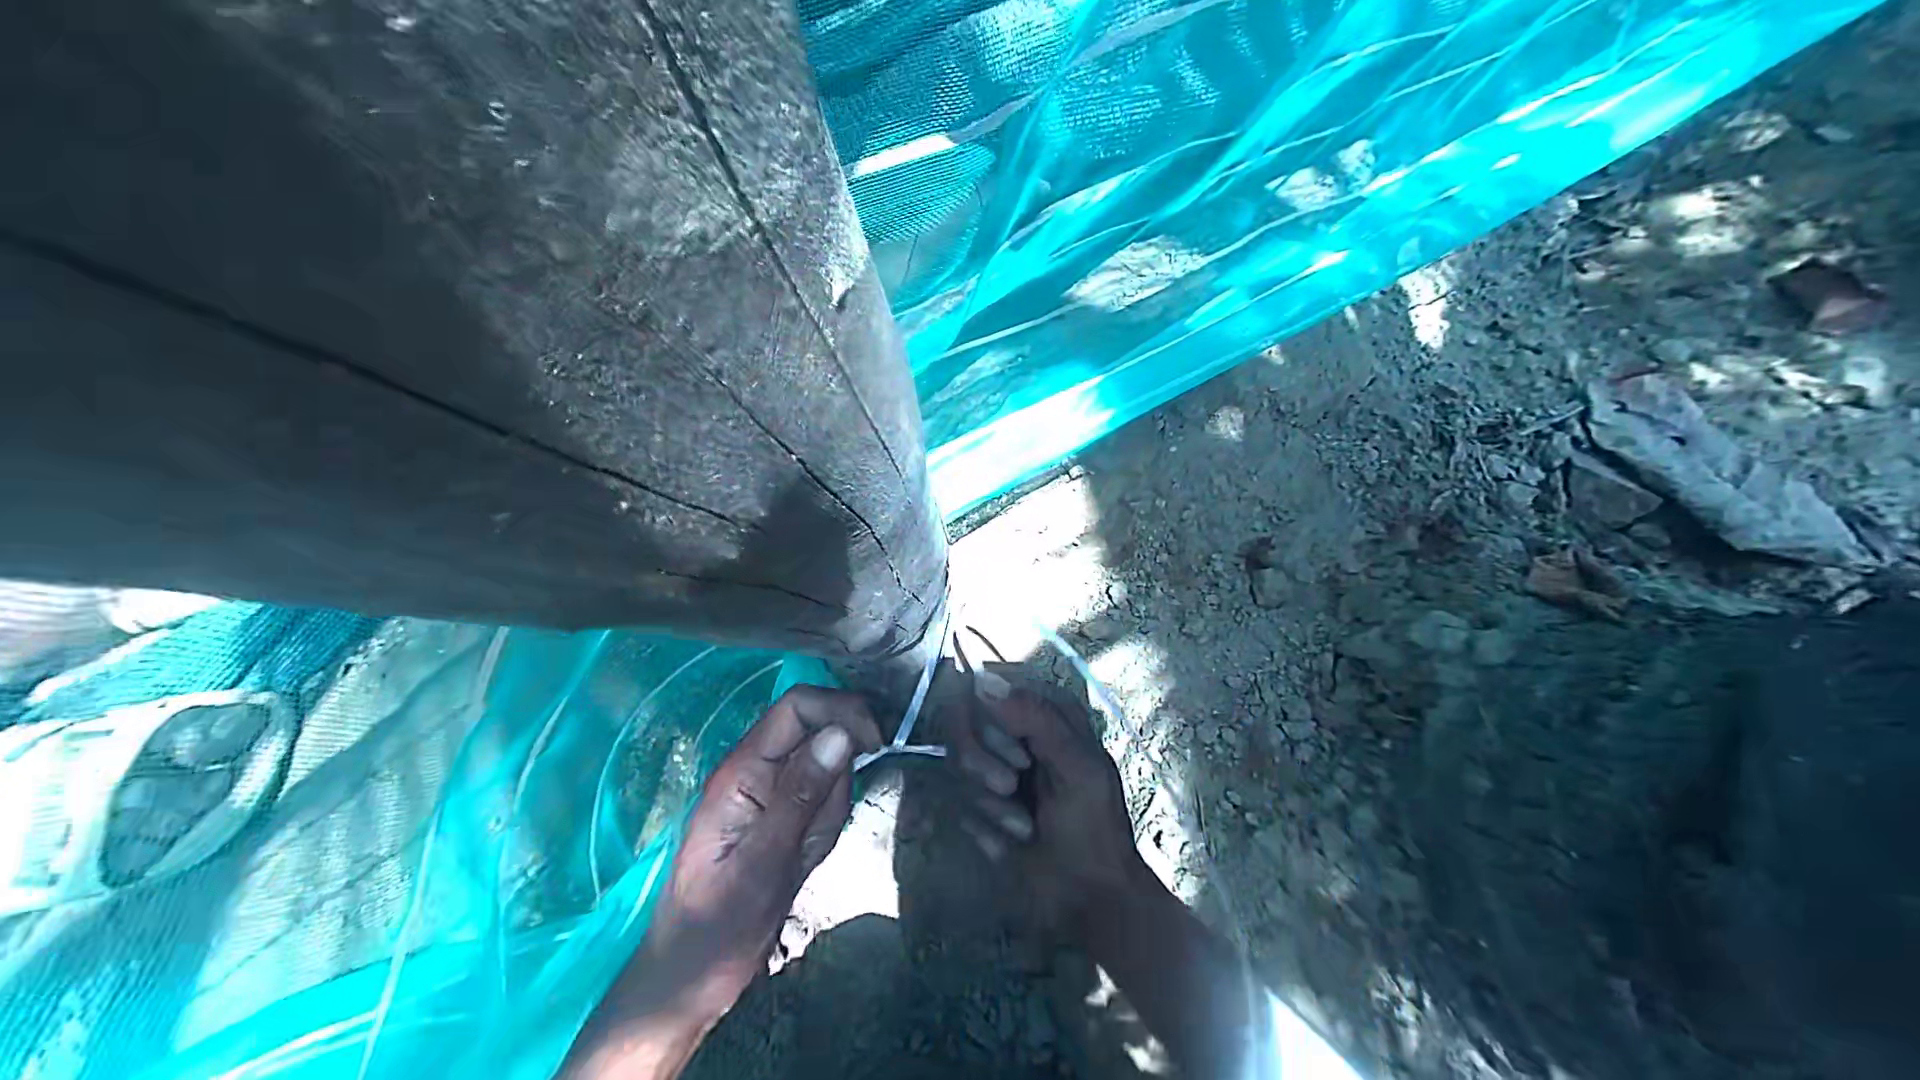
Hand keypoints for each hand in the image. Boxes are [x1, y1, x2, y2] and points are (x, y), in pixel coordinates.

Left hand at [647, 685, 881, 1010]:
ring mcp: (769, 793)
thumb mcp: (762, 864)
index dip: (842, 711)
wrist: (688, 981)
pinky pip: (823, 799)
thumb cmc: (715, 929)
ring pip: (827, 767)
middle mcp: (756, 771)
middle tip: (826, 824)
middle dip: (840, 772)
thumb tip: (840, 733)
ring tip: (805, 852)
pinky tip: (804, 858)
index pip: (798, 706)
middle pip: (818, 731)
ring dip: (833, 804)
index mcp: (742, 771)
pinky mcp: (781, 814)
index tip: (876, 744)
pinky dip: (827, 823)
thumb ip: (800, 795)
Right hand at [951, 670, 1257, 1078]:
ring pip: (954, 759)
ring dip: (985, 800)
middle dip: (979, 761)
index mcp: (1045, 708)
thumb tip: (981, 678)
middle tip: (1010, 788)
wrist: (1085, 897)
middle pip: (959, 717)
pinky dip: (981, 821)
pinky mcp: (977, 796)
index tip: (1015, 756)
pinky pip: (953, 795)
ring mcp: (992, 762)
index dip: (986, 716)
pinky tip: (1010, 838)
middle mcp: (1014, 727)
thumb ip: (1036, 718)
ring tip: (1021, 826)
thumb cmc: (1093, 827)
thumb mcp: (1077, 767)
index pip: (987, 683)